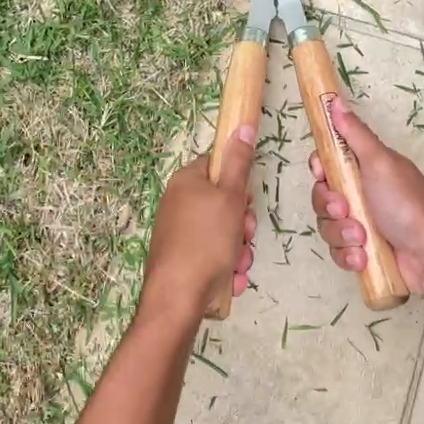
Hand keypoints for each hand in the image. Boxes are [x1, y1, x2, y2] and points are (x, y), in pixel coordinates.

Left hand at [141, 124, 256, 322]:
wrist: (176, 299)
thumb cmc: (206, 241)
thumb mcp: (230, 197)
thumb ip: (239, 162)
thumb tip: (241, 125)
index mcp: (186, 180)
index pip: (218, 165)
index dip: (239, 182)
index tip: (247, 200)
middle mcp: (178, 202)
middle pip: (223, 201)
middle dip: (242, 224)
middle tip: (245, 237)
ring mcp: (177, 231)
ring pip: (222, 232)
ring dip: (238, 249)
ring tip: (238, 265)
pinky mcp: (180, 257)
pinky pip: (211, 254)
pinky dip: (225, 266)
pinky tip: (229, 280)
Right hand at [310, 95, 423, 296]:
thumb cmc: (406, 203)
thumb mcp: (380, 162)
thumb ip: (355, 133)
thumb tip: (336, 100)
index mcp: (363, 168)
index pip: (327, 162)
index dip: (320, 168)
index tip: (323, 174)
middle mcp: (358, 193)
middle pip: (321, 195)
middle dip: (330, 206)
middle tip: (346, 210)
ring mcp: (359, 223)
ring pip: (326, 225)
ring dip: (341, 234)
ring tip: (362, 240)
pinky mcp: (360, 251)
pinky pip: (337, 251)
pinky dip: (348, 255)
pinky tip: (362, 258)